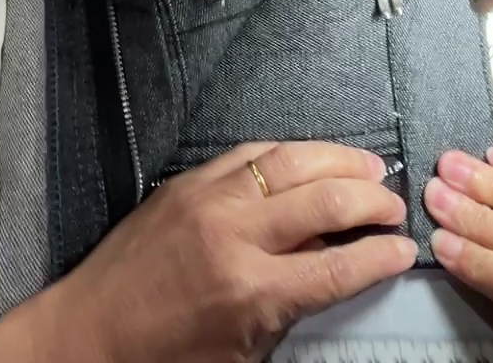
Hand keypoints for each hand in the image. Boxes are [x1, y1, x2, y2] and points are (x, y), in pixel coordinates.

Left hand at [0, 141, 416, 362]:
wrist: (87, 334)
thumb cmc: (163, 358)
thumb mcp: (242, 351)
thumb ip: (292, 303)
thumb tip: (333, 255)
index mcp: (250, 292)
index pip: (337, 266)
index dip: (380, 255)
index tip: (405, 247)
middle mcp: (234, 235)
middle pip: (323, 202)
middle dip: (370, 200)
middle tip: (395, 203)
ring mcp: (209, 198)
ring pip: (290, 161)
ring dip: (336, 160)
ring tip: (369, 165)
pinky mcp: (188, 179)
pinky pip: (249, 152)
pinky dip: (287, 151)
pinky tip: (310, 153)